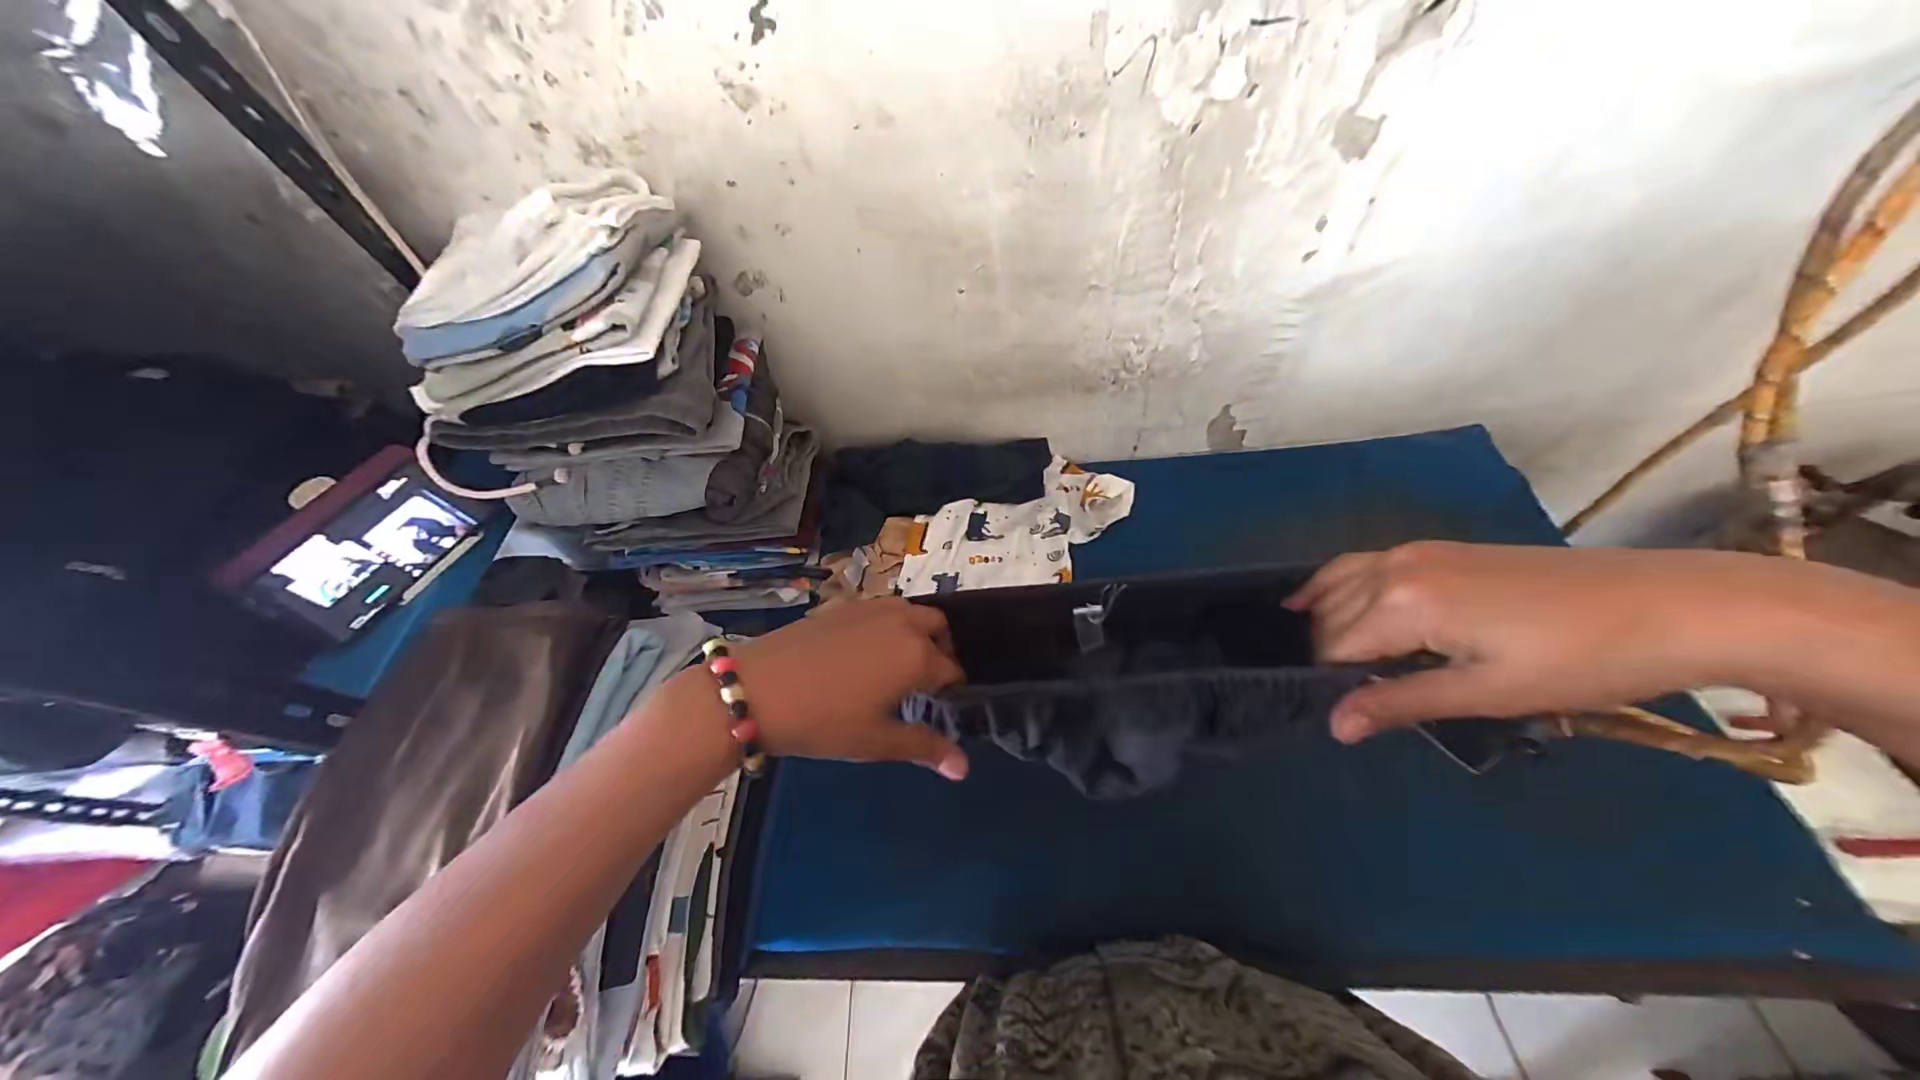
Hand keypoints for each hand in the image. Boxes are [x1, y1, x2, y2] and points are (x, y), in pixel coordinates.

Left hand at [726, 597, 970, 778]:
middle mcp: (902, 622)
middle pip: (939, 629)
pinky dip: (889, 625)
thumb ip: (925, 749)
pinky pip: (882, 609)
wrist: (757, 689)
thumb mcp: (876, 741)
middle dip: (941, 651)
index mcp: (918, 655)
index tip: (941, 709)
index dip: (951, 692)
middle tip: (924, 683)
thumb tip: (964, 769)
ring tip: (897, 665)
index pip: (952, 670)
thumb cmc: (823, 721)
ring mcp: (872, 608)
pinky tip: (864, 653)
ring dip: (917, 632)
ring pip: (911, 612)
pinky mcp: (844, 605)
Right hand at [1282, 541, 1786, 742]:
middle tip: (1342, 695)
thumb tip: (1333, 727)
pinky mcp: (1434, 548)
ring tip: (1324, 657)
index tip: (1340, 713)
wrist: (1675, 604)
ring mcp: (1412, 551)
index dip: (1329, 682)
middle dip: (1325, 653)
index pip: (1334, 646)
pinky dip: (1335, 585)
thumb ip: (1400, 703)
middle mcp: (1393, 568)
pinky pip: (1361, 565)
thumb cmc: (1581, 660)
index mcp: (1402, 603)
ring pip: (1338, 584)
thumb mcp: (1487, 693)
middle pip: (1331, 615)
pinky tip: (1320, 599)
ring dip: (1325, 619)